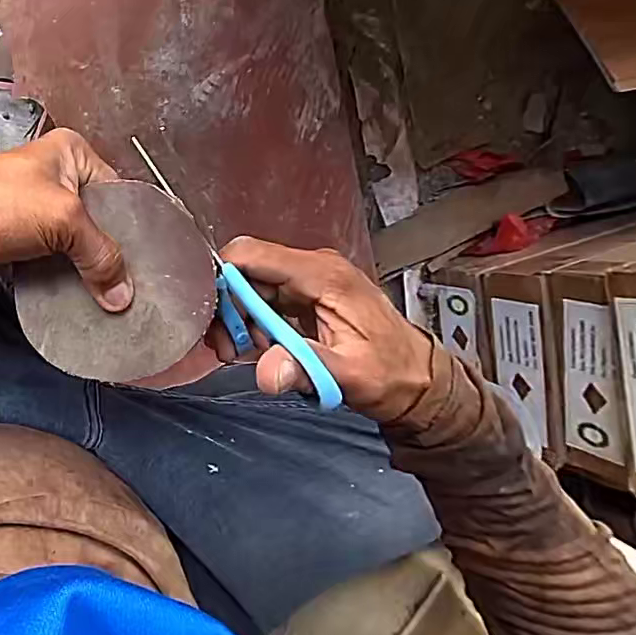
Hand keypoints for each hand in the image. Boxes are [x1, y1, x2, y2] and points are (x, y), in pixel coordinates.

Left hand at [0, 128, 132, 311]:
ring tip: (109, 287)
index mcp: (72, 152)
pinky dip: (71, 268)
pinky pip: (61, 251)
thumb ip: (101, 254)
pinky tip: (83, 286)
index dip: (130, 226)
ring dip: (90, 262)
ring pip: (80, 237)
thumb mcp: (65, 221)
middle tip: (127, 277)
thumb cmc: (4, 205)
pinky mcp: (29, 230)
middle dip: (110, 248)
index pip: (118, 191)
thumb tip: (123, 295)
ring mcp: (42, 202)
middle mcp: (60, 173)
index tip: (142, 259)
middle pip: (100, 218)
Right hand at [209, 237, 432, 422]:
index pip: (250, 254)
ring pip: (247, 287)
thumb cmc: (393, 373)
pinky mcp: (303, 297)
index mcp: (323, 275)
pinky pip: (261, 301)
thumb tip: (267, 372)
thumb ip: (306, 368)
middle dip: (227, 310)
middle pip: (243, 272)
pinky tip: (262, 349)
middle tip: (230, 349)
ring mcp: (307, 282)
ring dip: (237, 321)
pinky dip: (251, 326)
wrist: (417, 380)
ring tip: (247, 353)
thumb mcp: (351, 375)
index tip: (217, 320)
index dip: (222, 282)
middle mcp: (312, 269)